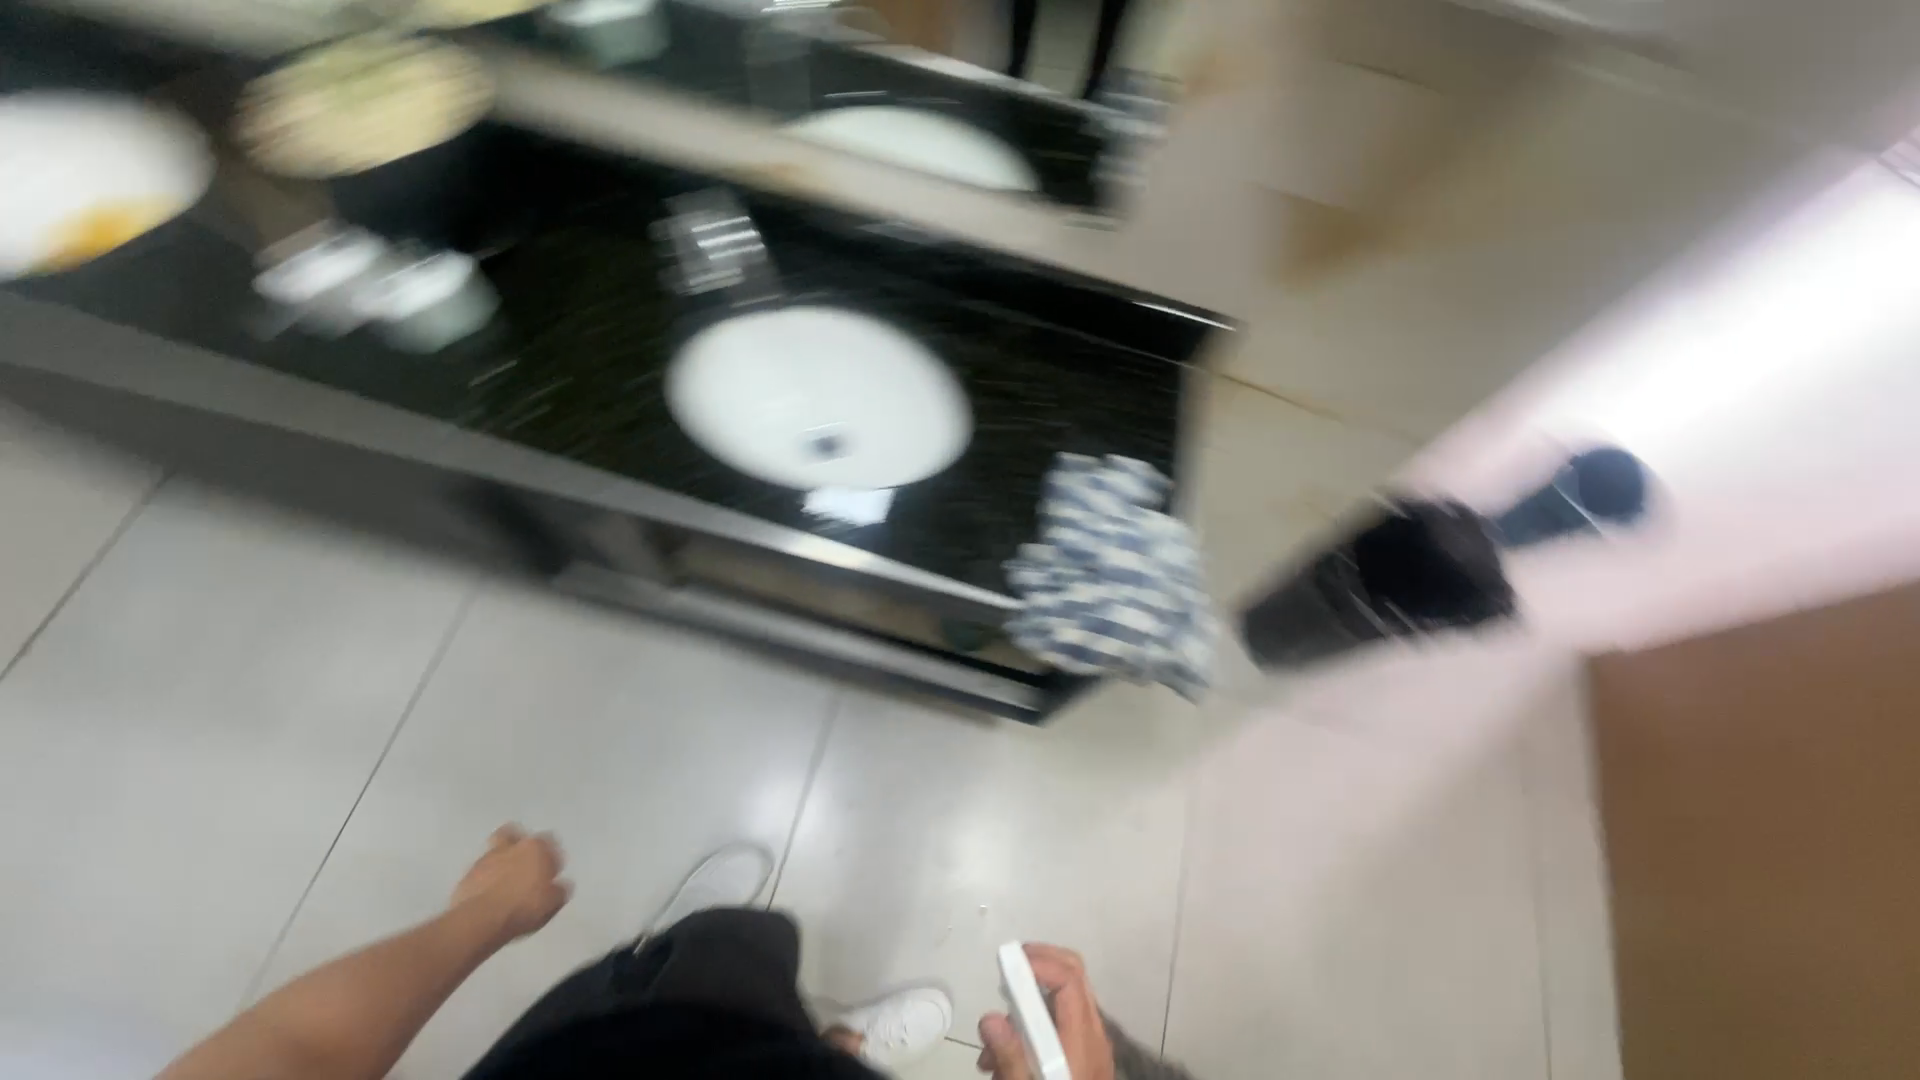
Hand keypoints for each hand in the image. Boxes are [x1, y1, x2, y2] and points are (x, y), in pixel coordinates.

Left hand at [450, 824, 571, 944]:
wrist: (479, 922)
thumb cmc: (524, 907)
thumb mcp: (554, 902)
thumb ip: (559, 888)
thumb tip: (559, 885)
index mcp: (536, 847)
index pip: (548, 839)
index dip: (550, 854)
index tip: (551, 869)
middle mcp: (510, 847)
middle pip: (513, 835)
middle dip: (518, 843)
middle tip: (523, 861)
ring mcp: (484, 861)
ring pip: (494, 853)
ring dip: (499, 864)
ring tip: (503, 884)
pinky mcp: (464, 878)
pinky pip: (478, 874)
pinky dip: (484, 881)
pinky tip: (488, 896)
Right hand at [977, 944, 1115, 1079]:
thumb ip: (1010, 1058)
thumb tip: (989, 1017)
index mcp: (1083, 1041)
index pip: (1069, 979)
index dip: (1040, 962)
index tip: (1007, 964)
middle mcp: (1093, 1036)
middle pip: (1074, 976)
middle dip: (1038, 965)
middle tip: (1005, 971)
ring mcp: (1090, 1046)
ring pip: (1064, 999)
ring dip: (1028, 1003)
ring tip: (993, 1039)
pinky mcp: (1083, 1060)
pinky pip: (1060, 1024)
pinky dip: (1033, 1025)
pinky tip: (1002, 1061)